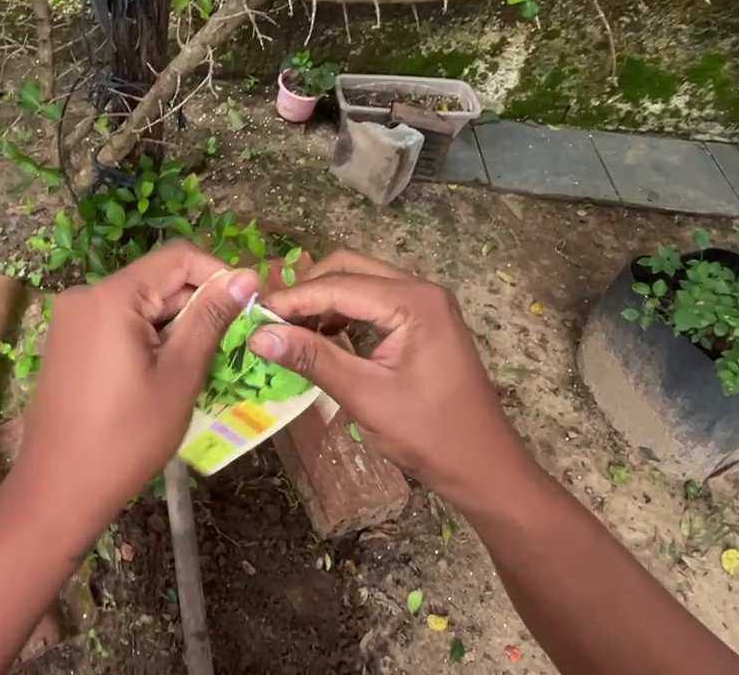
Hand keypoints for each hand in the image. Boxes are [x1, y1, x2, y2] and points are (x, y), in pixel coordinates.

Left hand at [13, 242, 258, 521]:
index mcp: (112, 296)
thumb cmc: (125, 438)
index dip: (220, 273)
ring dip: (178, 323)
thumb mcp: (179, 376)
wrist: (57, 492)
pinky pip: (121, 321)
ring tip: (208, 360)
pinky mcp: (70, 341)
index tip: (252, 302)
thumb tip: (246, 276)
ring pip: (142, 302)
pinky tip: (171, 370)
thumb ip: (211, 319)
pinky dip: (151, 336)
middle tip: (236, 339)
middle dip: (200, 303)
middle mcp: (87, 295)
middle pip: (158, 279)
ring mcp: (73, 319)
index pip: (178, 257)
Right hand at [250, 251, 531, 507]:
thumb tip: (258, 335)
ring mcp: (425, 304)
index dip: (293, 299)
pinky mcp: (423, 321)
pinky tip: (322, 337)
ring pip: (359, 283)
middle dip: (306, 291)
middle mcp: (421, 290)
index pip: (339, 285)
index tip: (252, 314)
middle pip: (348, 269)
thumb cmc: (431, 435)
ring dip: (323, 300)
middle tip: (268, 318)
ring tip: (288, 329)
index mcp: (414, 301)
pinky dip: (343, 312)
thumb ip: (312, 359)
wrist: (486, 470)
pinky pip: (373, 301)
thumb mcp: (365, 396)